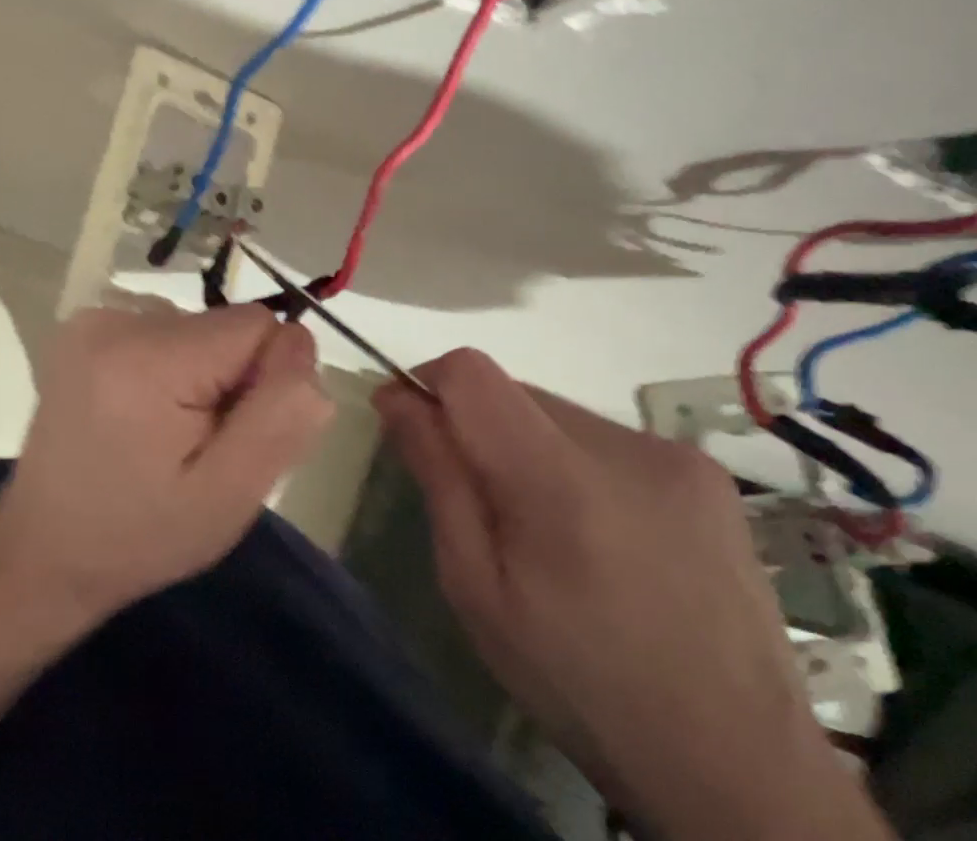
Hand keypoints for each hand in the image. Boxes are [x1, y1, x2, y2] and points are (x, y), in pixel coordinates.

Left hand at [0, 304, 331, 618]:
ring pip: (193, 330)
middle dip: (227, 382)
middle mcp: (112, 320)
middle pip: (222, 327)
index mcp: (147, 356)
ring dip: (195, 379)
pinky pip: (157, 334)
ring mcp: (88, 322)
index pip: (258, 326)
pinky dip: (163, 371)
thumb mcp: (229, 494)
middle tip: (191, 450)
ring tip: (159, 440)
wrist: (45, 549)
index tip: (230, 437)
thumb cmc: (140, 535)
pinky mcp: (78, 334)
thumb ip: (279, 415)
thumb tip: (302, 343)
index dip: (264, 383)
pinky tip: (135, 421)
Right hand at [375, 350, 891, 840]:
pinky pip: (606, 441)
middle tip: (476, 510)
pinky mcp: (710, 477)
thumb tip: (398, 399)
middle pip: (515, 393)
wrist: (731, 755)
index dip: (426, 385)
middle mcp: (627, 447)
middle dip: (475, 430)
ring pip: (560, 416)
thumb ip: (439, 479)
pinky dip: (573, 466)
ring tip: (541, 534)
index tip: (409, 431)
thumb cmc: (574, 678)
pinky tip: (594, 538)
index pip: (472, 374)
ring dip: (525, 449)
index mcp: (561, 480)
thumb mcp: (474, 586)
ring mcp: (679, 459)